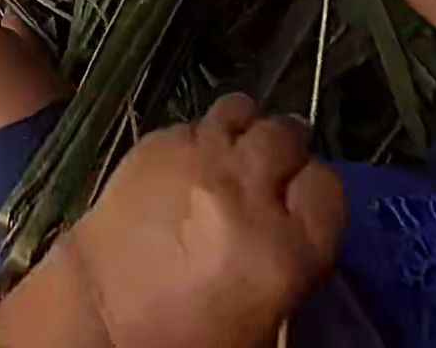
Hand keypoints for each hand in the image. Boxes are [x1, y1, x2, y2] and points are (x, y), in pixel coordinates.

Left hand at [63, 93, 345, 347]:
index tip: (307, 191)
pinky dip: (202, 132)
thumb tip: (293, 217)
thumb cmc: (193, 330)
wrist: (107, 306)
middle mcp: (244, 191)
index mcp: (286, 248)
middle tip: (282, 150)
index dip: (319, 186)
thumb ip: (292, 252)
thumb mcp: (270, 310)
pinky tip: (197, 151)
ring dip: (247, 120)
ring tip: (244, 134)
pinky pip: (193, 122)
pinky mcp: (155, 141)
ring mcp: (195, 157)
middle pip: (283, 136)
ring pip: (237, 110)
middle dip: (289, 140)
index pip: (328, 188)